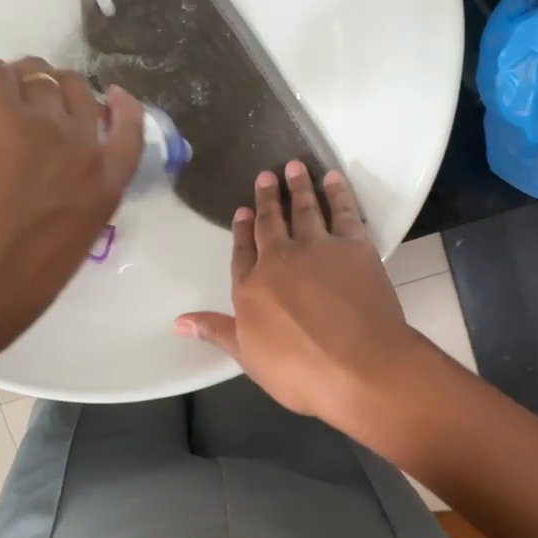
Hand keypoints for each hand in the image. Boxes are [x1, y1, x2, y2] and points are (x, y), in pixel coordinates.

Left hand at [0, 57, 144, 354]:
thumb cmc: (9, 294)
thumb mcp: (65, 256)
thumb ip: (70, 218)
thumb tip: (46, 206)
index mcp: (105, 191)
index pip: (128, 130)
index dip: (119, 106)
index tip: (108, 95)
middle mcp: (82, 148)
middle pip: (76, 92)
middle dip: (51, 91)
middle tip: (18, 108)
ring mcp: (42, 126)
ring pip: (35, 75)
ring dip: (13, 82)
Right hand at [175, 161, 427, 433]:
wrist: (359, 366)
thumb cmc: (299, 371)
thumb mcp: (248, 357)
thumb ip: (216, 332)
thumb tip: (177, 322)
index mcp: (251, 287)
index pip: (242, 252)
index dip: (242, 230)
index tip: (243, 211)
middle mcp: (279, 259)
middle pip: (270, 224)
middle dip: (267, 199)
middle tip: (266, 176)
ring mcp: (317, 249)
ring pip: (304, 209)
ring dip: (299, 186)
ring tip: (295, 166)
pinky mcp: (354, 247)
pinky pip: (344, 212)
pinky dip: (338, 193)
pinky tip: (333, 180)